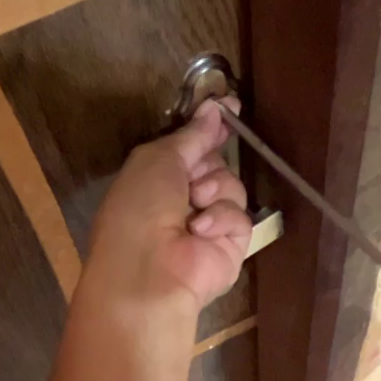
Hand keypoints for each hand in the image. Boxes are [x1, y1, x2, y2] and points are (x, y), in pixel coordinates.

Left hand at [85, 98, 250, 306]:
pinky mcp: (232, 247)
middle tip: (193, 178)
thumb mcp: (158, 159)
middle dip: (208, 164)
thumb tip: (217, 108)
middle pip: (216, 164)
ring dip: (214, 190)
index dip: (210, 129)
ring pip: (232, 187)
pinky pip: (240, 217)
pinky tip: (200, 232)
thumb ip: (191, 136)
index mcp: (158, 180)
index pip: (192, 148)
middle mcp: (184, 202)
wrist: (149, 272)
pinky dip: (221, 219)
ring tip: (195, 206)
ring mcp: (210, 226)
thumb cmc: (140, 210)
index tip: (230, 108)